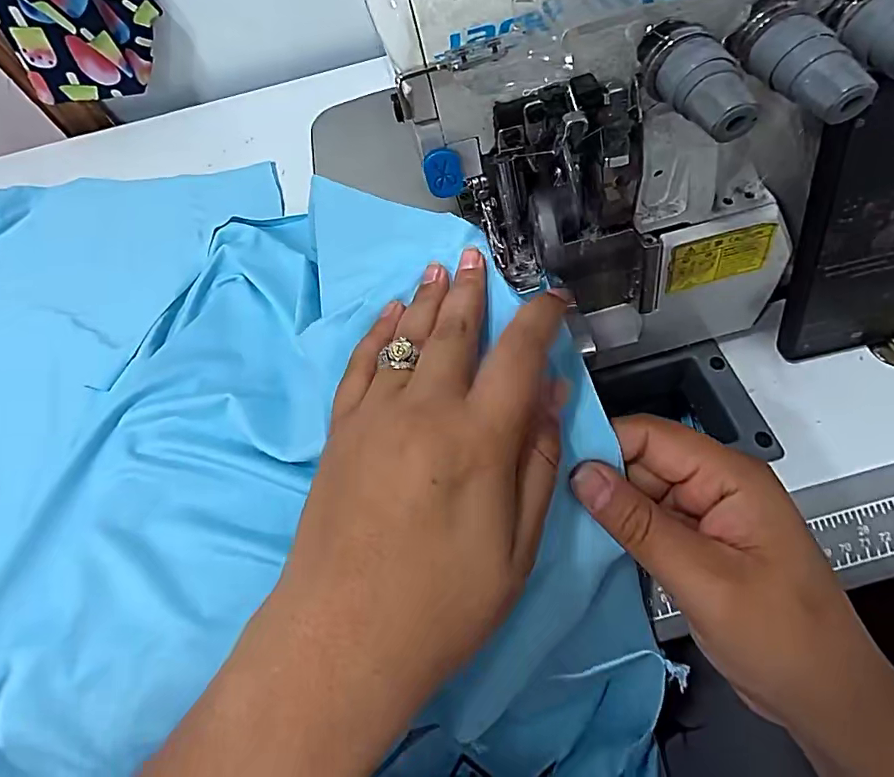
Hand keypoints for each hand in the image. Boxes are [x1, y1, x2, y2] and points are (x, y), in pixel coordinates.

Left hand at [146, 249, 567, 776]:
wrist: (343, 636)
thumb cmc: (443, 604)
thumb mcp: (517, 547)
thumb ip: (537, 462)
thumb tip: (550, 394)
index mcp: (479, 437)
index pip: (519, 354)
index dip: (540, 318)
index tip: (552, 298)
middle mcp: (426, 408)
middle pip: (455, 330)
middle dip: (472, 290)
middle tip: (477, 258)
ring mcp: (376, 414)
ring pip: (407, 337)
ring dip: (426, 300)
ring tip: (438, 270)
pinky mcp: (341, 428)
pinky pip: (361, 363)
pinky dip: (377, 332)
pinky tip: (389, 314)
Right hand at [570, 416, 893, 776]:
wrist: (831, 703)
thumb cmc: (784, 640)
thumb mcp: (704, 580)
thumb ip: (639, 524)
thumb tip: (583, 474)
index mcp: (730, 476)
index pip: (652, 435)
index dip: (603, 441)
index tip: (555, 459)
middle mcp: (717, 484)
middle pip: (643, 459)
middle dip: (601, 476)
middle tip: (551, 498)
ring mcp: (708, 513)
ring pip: (642, 490)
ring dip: (610, 505)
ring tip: (563, 518)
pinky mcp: (700, 541)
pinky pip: (652, 520)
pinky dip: (625, 529)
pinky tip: (594, 539)